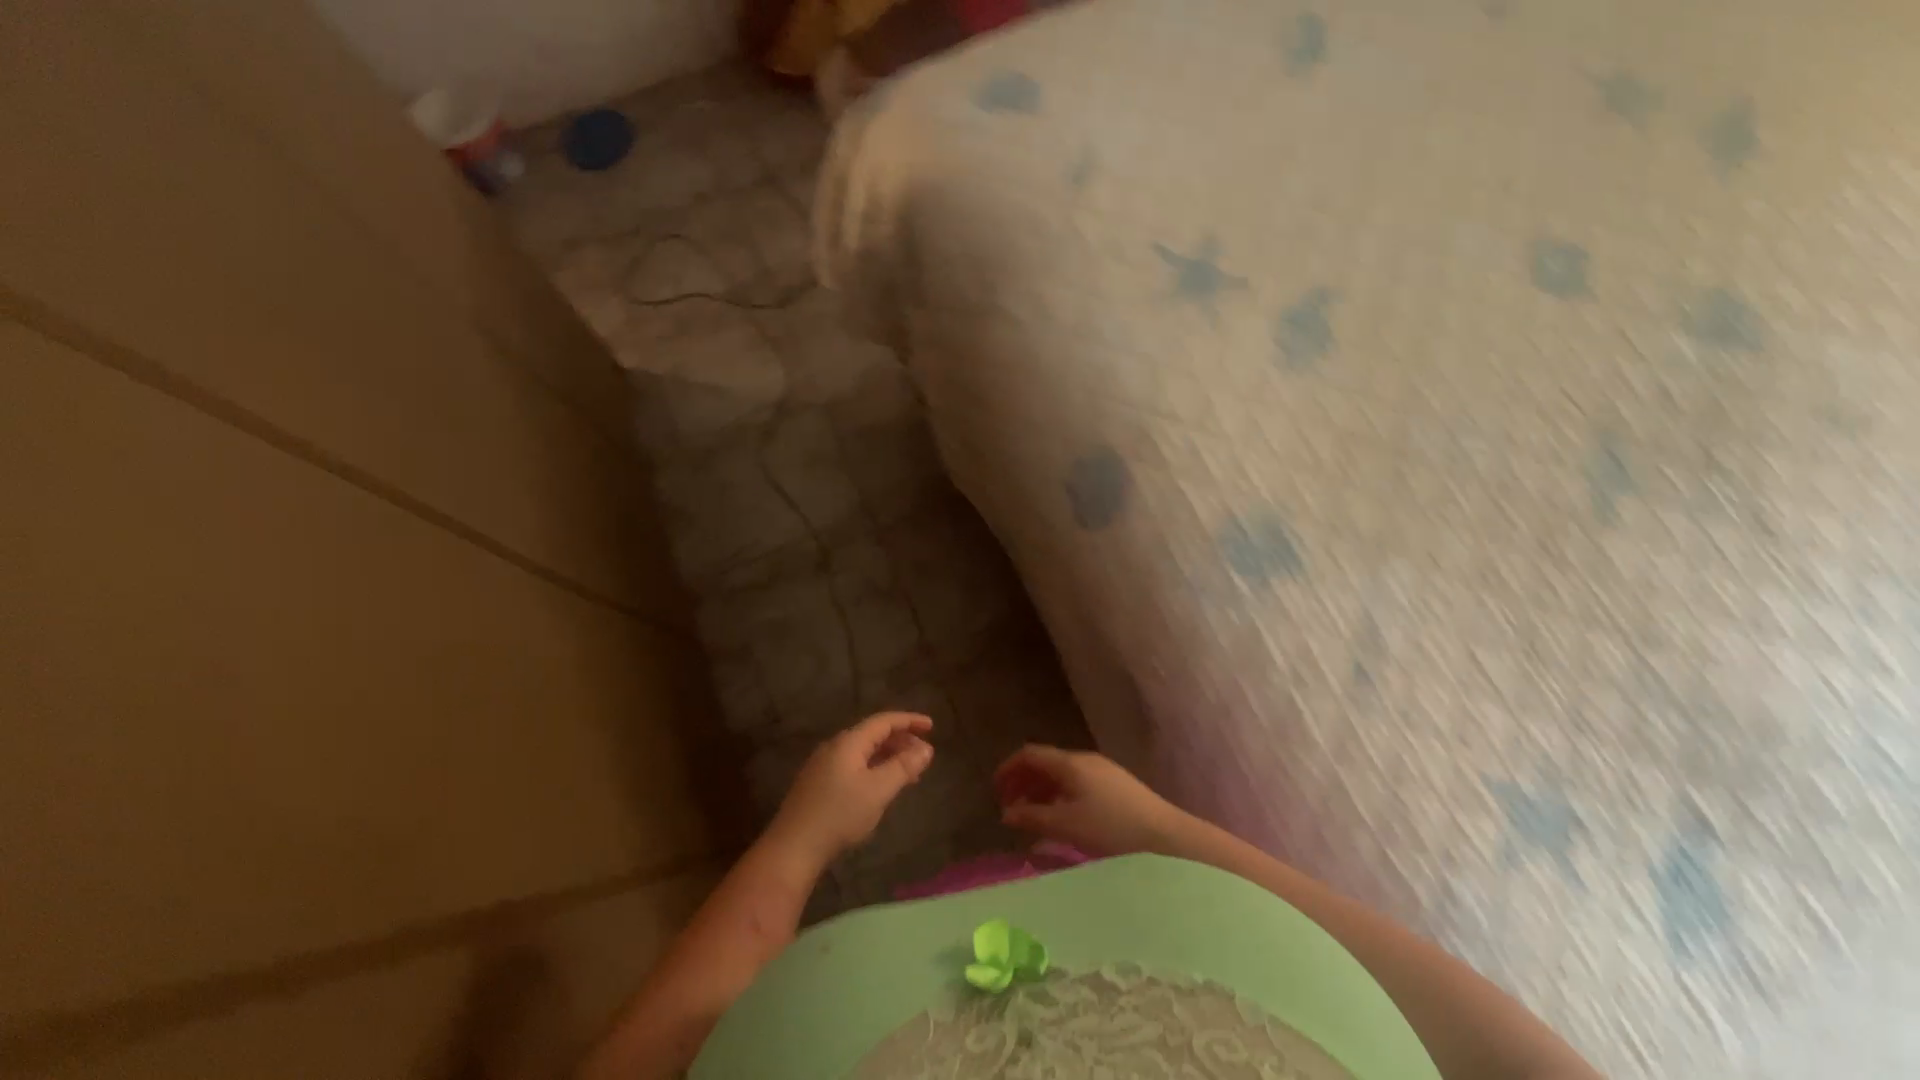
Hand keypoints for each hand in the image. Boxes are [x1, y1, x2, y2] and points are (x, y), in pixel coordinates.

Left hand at [769, 712, 934, 863]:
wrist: (794, 847)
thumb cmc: (839, 814)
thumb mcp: (878, 790)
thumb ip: (903, 767)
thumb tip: (926, 748)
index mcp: (848, 743)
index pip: (883, 721)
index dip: (909, 721)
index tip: (931, 727)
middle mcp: (834, 747)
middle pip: (872, 734)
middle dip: (900, 741)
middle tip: (923, 754)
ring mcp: (823, 766)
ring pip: (863, 752)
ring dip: (888, 757)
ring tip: (909, 774)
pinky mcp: (818, 784)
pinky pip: (853, 766)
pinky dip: (874, 769)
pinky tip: (881, 788)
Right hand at [994, 745, 1194, 856]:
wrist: (1166, 839)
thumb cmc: (1111, 829)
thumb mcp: (1066, 825)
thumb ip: (1032, 817)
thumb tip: (1007, 813)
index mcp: (1070, 763)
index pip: (1029, 754)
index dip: (1007, 770)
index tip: (994, 792)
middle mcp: (1086, 760)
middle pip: (1045, 763)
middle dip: (1023, 783)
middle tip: (1010, 809)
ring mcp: (1104, 773)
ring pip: (1062, 776)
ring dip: (1042, 793)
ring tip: (1032, 820)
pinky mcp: (1117, 788)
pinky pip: (1078, 785)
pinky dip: (1060, 798)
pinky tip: (1062, 823)